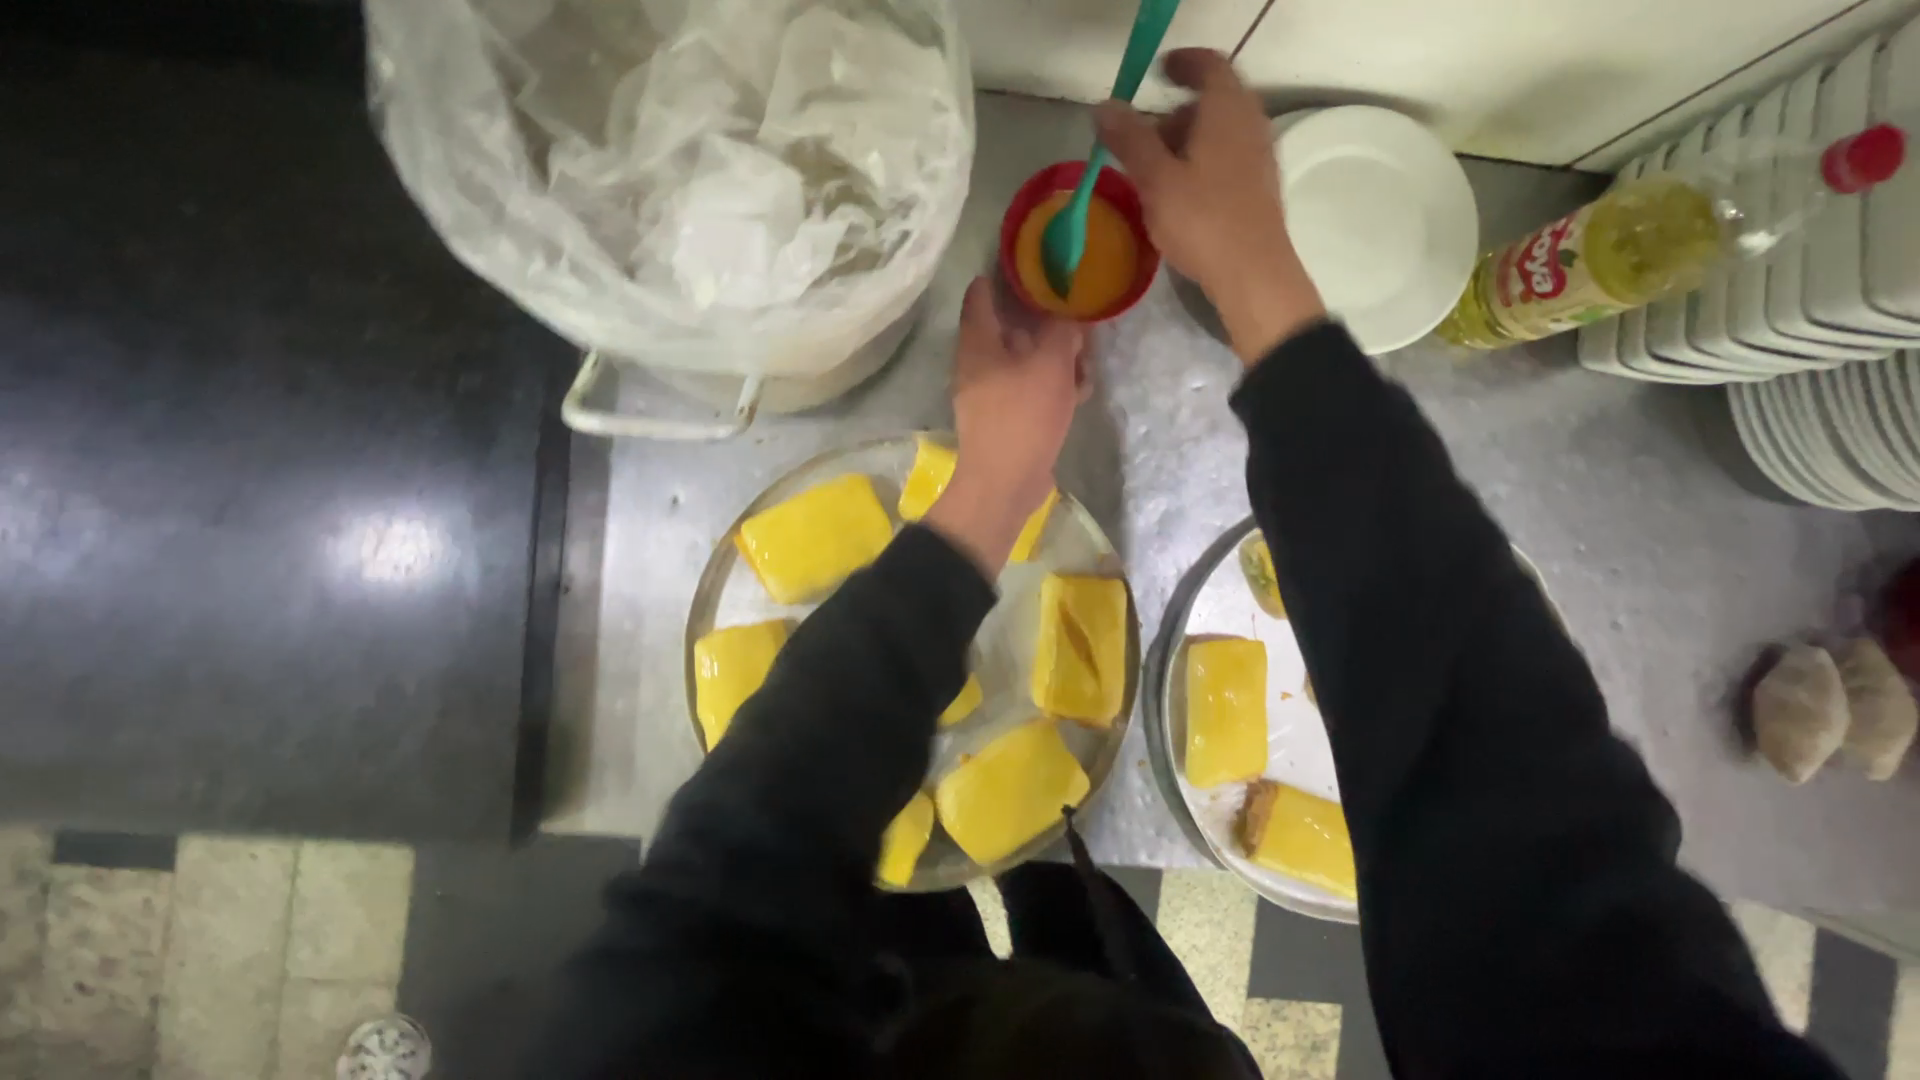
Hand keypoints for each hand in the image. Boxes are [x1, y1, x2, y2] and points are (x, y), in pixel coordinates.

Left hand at [924, 277, 1087, 575]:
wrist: (1005, 483)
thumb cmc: (1023, 415)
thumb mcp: (1052, 363)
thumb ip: (1063, 329)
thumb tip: (1070, 311)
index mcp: (977, 342)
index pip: (981, 295)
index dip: (1003, 275)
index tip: (1031, 263)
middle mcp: (978, 364)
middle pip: (1012, 329)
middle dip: (1047, 325)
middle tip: (1078, 318)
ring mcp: (991, 394)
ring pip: (1026, 362)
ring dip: (1057, 359)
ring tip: (1087, 363)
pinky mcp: (1006, 419)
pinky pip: (1030, 391)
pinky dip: (1052, 387)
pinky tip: (1080, 392)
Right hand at [1095, 48, 1326, 364]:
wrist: (1252, 273)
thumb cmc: (1202, 221)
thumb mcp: (1155, 180)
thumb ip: (1129, 140)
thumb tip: (1104, 106)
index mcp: (1227, 110)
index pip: (1208, 66)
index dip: (1181, 64)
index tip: (1155, 73)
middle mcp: (1250, 123)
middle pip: (1212, 102)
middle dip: (1175, 115)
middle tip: (1142, 140)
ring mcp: (1260, 156)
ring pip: (1218, 134)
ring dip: (1186, 144)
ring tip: (1154, 175)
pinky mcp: (1259, 187)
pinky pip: (1226, 159)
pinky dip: (1201, 164)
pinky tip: (1179, 197)